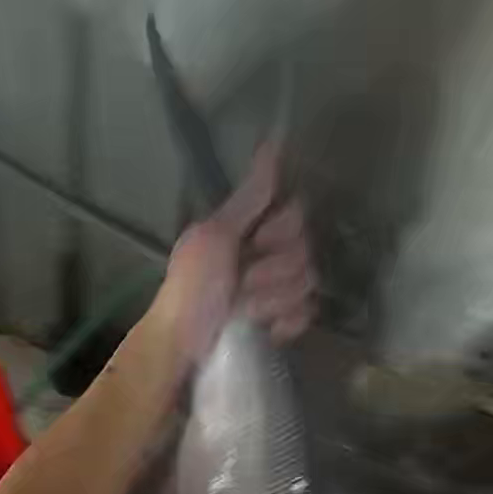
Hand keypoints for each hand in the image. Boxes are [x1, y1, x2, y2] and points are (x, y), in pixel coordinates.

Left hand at [148, 141, 316, 361]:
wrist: (184, 347)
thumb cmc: (192, 288)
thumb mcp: (213, 236)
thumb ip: (248, 197)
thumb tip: (272, 146)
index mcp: (251, 230)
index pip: (296, 214)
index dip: (280, 231)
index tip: (255, 242)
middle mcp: (267, 256)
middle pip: (306, 250)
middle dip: (273, 271)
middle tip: (241, 284)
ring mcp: (276, 292)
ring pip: (308, 284)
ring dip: (272, 299)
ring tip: (242, 310)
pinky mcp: (281, 323)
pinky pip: (306, 314)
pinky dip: (285, 323)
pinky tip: (264, 328)